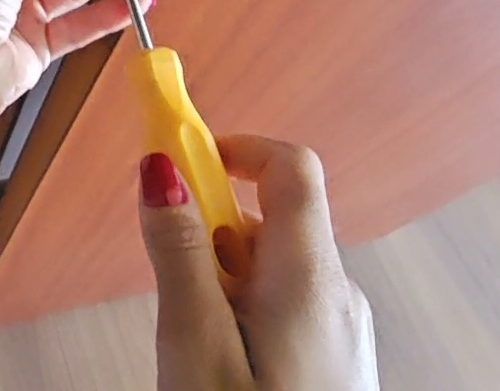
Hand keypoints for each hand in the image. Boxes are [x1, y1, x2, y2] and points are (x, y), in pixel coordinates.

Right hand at [139, 140, 378, 390]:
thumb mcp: (196, 345)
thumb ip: (179, 253)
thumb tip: (160, 168)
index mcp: (310, 281)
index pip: (290, 167)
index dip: (231, 145)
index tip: (173, 147)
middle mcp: (336, 293)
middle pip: (264, 213)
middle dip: (205, 224)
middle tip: (169, 271)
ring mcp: (339, 327)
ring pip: (264, 259)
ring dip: (216, 269)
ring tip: (194, 335)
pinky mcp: (332, 355)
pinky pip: (277, 295)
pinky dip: (237, 301)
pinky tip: (220, 355)